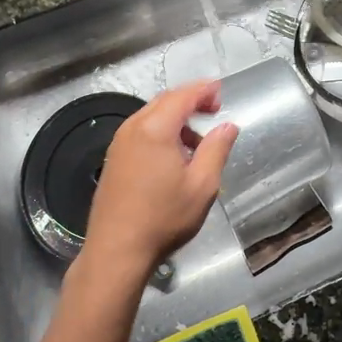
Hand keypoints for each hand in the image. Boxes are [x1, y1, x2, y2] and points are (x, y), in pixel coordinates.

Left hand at [82, 80, 238, 275]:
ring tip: (197, 143)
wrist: (116, 251)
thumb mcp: (202, 185)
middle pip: (165, 101)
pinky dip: (161, 131)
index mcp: (155, 128)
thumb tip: (228, 126)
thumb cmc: (163, 218)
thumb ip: (217, 149)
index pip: (183, 95)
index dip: (204, 90)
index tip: (221, 94)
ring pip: (151, 116)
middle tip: (213, 112)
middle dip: (191, 101)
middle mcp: (133, 128)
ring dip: (176, 119)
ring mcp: (119, 143)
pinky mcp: (113, 159)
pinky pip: (141, 131)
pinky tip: (173, 157)